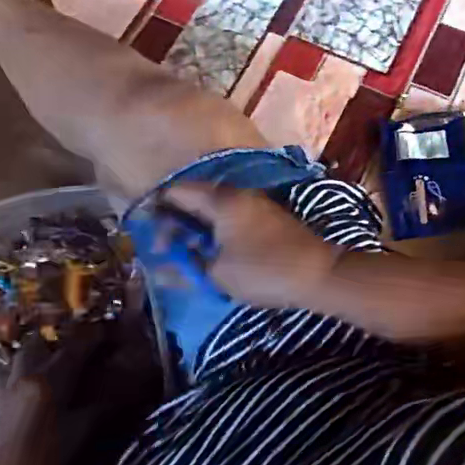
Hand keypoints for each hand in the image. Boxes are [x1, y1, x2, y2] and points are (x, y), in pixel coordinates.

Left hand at [0, 318, 104, 464]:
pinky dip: (26, 365)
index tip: (111, 328)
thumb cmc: (47, 459)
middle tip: (84, 343)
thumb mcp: (81, 429)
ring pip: (23, 352)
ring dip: (42, 348)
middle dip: (64, 336)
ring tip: (59, 356)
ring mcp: (7, 385)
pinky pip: (12, 369)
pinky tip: (37, 377)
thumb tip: (124, 386)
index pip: (76, 345)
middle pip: (43, 339)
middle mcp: (25, 374)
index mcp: (49, 378)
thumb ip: (102, 403)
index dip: (95, 334)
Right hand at [160, 184, 341, 307]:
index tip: (145, 228)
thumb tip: (165, 262)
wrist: (318, 274)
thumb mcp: (218, 274)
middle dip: (176, 218)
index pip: (178, 191)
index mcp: (221, 200)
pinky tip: (213, 248)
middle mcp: (237, 194)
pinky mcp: (268, 217)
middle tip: (164, 245)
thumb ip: (188, 264)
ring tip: (186, 249)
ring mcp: (255, 204)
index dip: (157, 207)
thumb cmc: (264, 271)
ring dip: (197, 224)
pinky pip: (232, 215)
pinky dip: (217, 228)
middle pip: (196, 197)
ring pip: (215, 207)